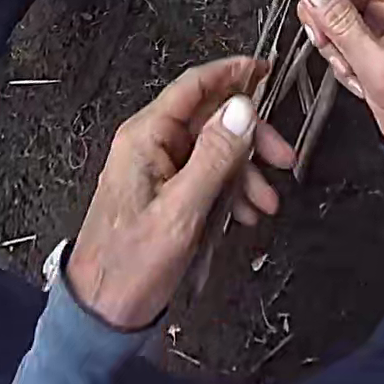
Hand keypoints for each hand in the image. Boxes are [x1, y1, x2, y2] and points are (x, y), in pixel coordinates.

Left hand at [66, 57, 296, 329]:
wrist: (101, 314)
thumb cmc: (131, 263)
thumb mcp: (181, 209)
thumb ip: (214, 156)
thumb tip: (241, 108)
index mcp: (147, 135)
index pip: (194, 86)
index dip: (230, 73)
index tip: (262, 69)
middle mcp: (151, 142)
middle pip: (210, 119)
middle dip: (250, 137)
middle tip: (282, 157)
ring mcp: (158, 165)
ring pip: (212, 148)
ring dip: (244, 170)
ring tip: (265, 201)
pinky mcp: (164, 189)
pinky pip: (204, 173)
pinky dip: (229, 188)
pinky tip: (244, 213)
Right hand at [291, 0, 383, 144]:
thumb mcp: (377, 67)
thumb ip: (341, 23)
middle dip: (326, 17)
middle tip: (324, 41)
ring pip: (336, 14)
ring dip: (332, 42)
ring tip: (349, 69)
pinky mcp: (376, 42)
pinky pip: (341, 34)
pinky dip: (338, 54)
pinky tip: (353, 74)